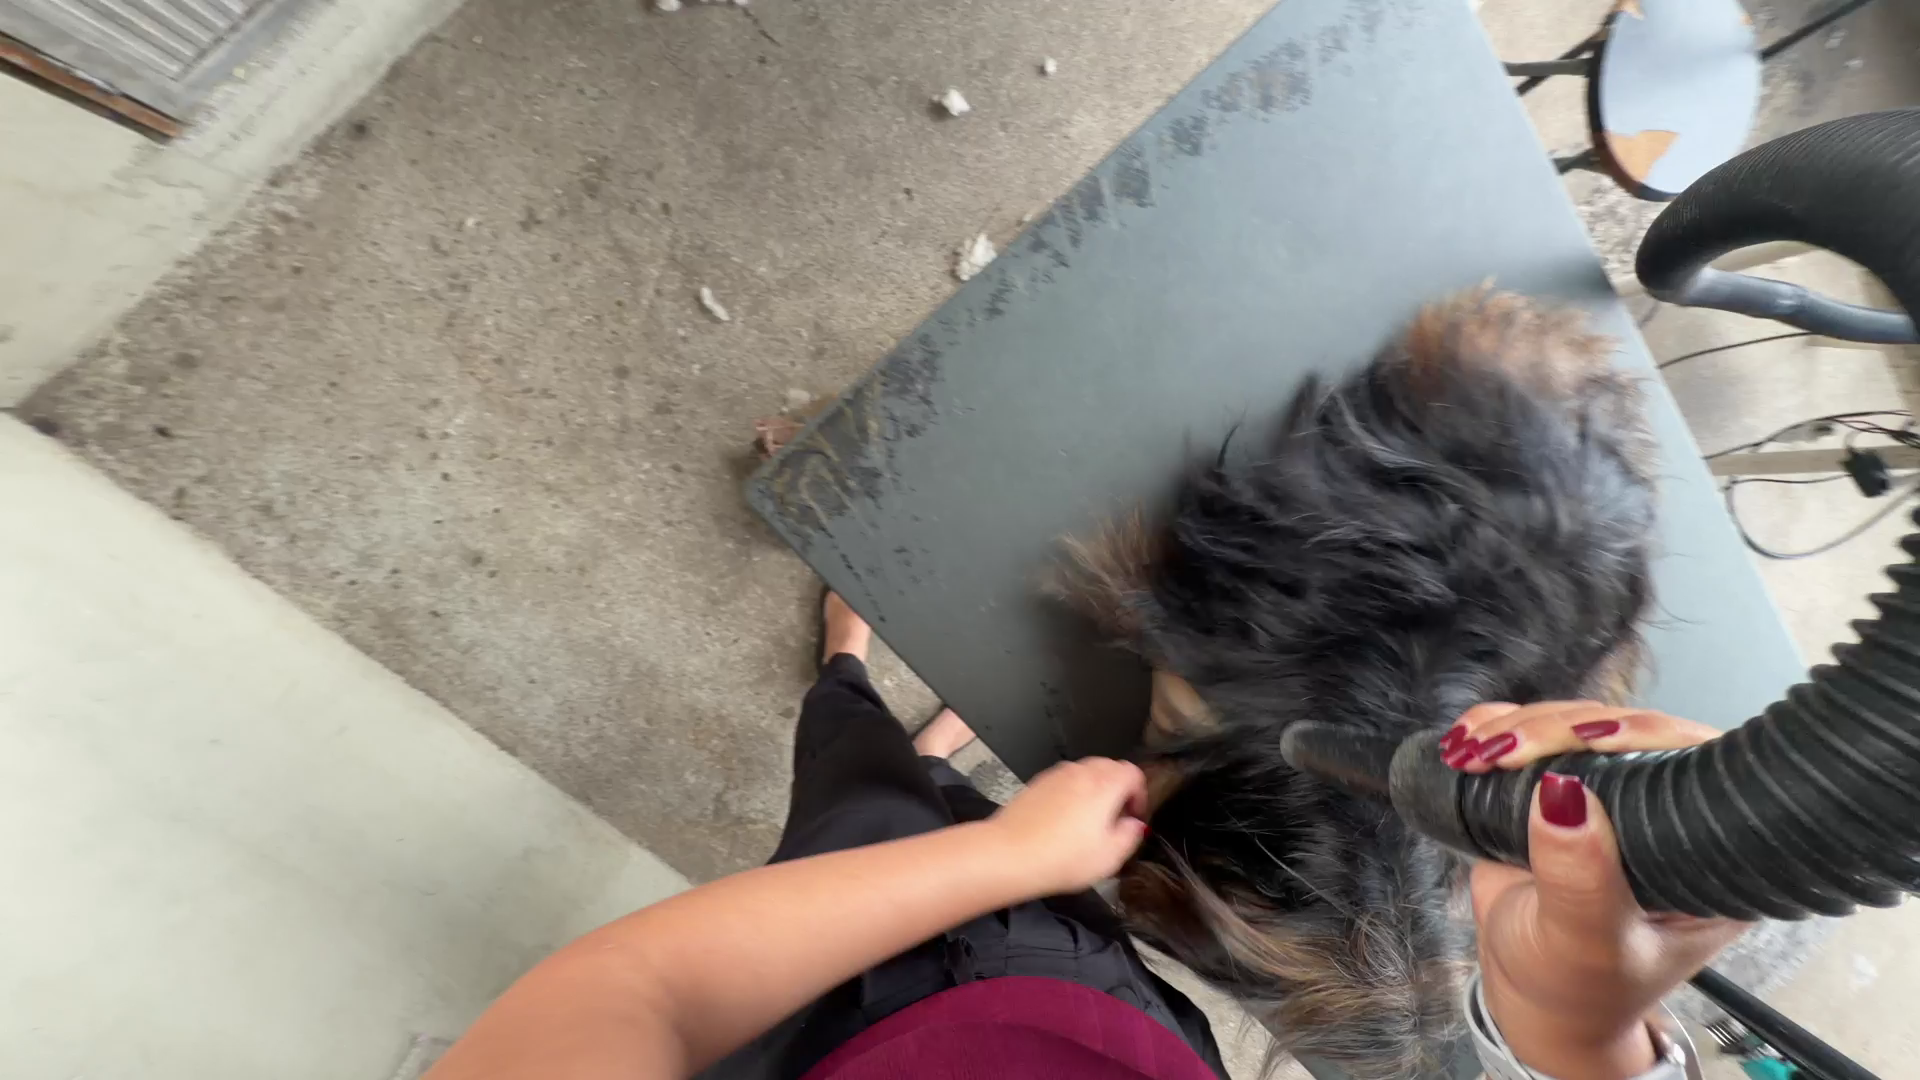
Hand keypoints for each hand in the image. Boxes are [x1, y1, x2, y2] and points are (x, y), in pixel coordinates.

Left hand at [988, 757, 1148, 896]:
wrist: (1011, 853)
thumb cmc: (1061, 858)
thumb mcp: (1108, 857)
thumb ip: (1129, 836)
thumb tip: (1134, 825)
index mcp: (1103, 786)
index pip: (1132, 772)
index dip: (1139, 793)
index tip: (1134, 814)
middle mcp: (1080, 773)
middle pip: (1110, 766)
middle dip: (1119, 787)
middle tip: (1117, 816)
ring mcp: (1057, 775)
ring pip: (1087, 770)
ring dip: (1097, 787)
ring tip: (1092, 819)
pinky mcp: (1039, 782)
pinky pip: (1065, 778)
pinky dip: (1074, 790)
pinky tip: (1067, 817)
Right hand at [1454, 702, 1750, 1079]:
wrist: (1526, 990)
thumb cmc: (1573, 982)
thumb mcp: (1583, 941)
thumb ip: (1579, 877)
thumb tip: (1564, 793)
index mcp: (1707, 855)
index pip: (1693, 762)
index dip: (1642, 733)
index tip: (1581, 738)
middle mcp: (1659, 817)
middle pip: (1616, 732)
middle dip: (1549, 728)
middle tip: (1495, 753)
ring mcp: (1601, 800)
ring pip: (1565, 726)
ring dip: (1510, 725)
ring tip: (1468, 752)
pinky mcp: (1547, 795)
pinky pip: (1523, 740)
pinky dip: (1488, 728)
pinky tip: (1463, 740)